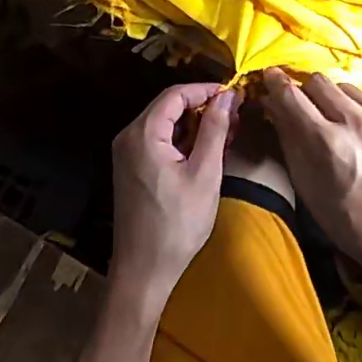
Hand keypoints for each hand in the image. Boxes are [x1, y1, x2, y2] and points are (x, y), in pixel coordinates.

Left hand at [110, 84, 236, 301]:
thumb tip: (227, 96)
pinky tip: (207, 151)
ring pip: (165, 124)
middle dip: (203, 107)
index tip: (234, 96)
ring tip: (227, 134)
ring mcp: (127, 154)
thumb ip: (215, 129)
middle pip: (168, 107)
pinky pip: (158, 142)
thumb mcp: (204, 173)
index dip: (206, 90)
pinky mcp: (132, 169)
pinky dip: (183, 141)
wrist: (143, 271)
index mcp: (142, 134)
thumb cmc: (176, 224)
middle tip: (234, 117)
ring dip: (195, 125)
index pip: (175, 95)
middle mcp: (129, 138)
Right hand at [259, 69, 361, 269]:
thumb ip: (287, 136)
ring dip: (338, 100)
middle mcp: (356, 122)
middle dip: (308, 92)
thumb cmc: (344, 216)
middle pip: (320, 81)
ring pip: (348, 87)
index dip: (276, 82)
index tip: (271, 77)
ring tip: (341, 124)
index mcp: (325, 141)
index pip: (291, 94)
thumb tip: (272, 104)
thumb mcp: (305, 181)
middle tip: (307, 108)